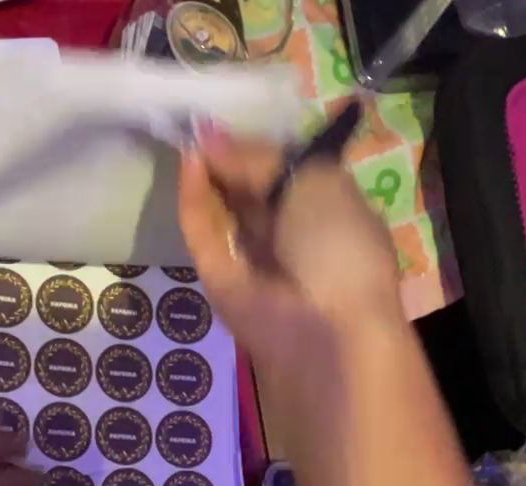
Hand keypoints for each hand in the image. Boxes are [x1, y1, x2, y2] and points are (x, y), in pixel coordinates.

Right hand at [177, 124, 404, 376]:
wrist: (323, 329)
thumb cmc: (339, 246)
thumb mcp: (313, 182)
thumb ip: (259, 158)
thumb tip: (209, 136)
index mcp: (326, 209)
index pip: (287, 170)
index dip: (260, 146)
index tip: (233, 115)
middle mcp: (288, 235)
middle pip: (250, 191)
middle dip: (228, 159)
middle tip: (200, 121)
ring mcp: (250, 261)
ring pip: (223, 213)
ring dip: (206, 177)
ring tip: (186, 136)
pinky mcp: (219, 281)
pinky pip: (204, 237)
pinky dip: (194, 204)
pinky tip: (187, 165)